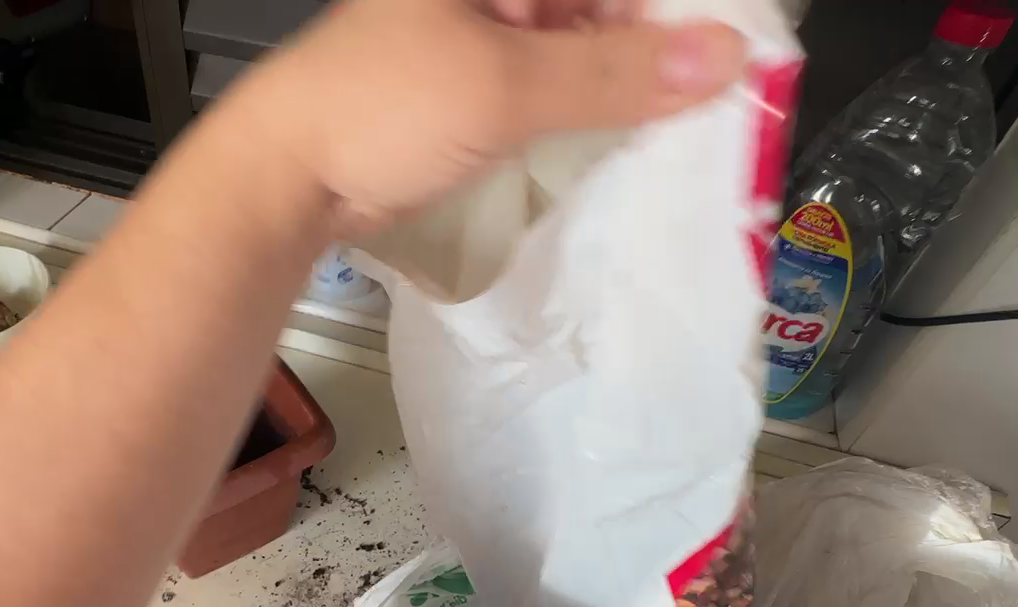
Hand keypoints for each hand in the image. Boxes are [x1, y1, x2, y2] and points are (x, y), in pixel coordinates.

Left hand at [229, 0, 747, 232]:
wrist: (293, 177)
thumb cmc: (380, 107)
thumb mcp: (504, 84)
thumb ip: (612, 75)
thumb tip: (721, 60)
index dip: (671, 12)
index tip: (724, 51)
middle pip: (594, 7)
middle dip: (646, 50)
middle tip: (701, 99)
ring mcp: (474, 37)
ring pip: (570, 49)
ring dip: (614, 88)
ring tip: (663, 127)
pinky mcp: (464, 93)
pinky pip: (540, 91)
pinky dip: (574, 114)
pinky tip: (606, 141)